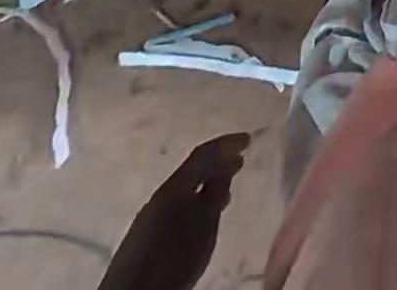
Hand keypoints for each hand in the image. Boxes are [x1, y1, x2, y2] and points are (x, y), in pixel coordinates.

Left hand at [98, 133, 250, 289]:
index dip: (226, 143)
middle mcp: (161, 196)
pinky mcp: (147, 237)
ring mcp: (151, 217)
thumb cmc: (173, 256)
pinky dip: (197, 202)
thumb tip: (226, 166)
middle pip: (193, 171)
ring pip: (186, 190)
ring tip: (228, 190)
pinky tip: (205, 216)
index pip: (202, 154)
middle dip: (218, 163)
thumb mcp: (204, 222)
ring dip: (208, 184)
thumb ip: (216, 192)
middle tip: (241, 161)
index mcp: (173, 187)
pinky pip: (179, 207)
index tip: (248, 140)